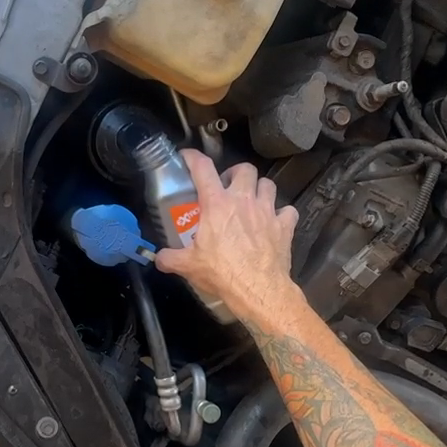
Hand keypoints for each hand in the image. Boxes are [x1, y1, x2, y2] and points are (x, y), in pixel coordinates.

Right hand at [154, 149, 301, 323]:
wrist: (258, 289)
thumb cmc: (221, 273)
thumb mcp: (188, 266)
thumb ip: (170, 258)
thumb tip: (158, 258)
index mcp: (216, 204)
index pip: (203, 168)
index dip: (193, 157)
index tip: (187, 157)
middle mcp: (243, 200)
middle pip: (245, 169)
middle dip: (236, 173)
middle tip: (228, 187)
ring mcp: (267, 211)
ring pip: (269, 184)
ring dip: (260, 189)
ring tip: (252, 201)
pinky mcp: (285, 226)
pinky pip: (288, 211)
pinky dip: (282, 214)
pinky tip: (275, 222)